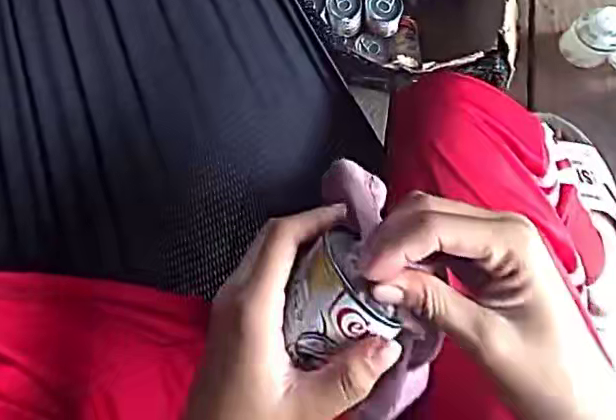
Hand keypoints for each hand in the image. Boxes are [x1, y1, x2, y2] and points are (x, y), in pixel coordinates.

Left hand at [184, 205, 401, 419]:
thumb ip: (348, 377)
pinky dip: (287, 262)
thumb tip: (388, 344)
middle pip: (271, 235)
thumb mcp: (305, 409)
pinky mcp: (228, 310)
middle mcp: (234, 289)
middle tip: (351, 234)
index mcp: (251, 304)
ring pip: (263, 248)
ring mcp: (227, 298)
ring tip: (339, 253)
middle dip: (311, 225)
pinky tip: (315, 283)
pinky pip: (259, 268)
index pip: (281, 237)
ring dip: (299, 242)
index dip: (314, 217)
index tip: (347, 215)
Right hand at [358, 193, 615, 419]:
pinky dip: (412, 254)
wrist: (590, 410)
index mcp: (512, 239)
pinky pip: (436, 240)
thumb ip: (433, 303)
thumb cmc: (554, 382)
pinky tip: (399, 276)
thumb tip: (380, 281)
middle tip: (364, 270)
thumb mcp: (489, 343)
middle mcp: (502, 225)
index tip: (367, 271)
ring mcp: (493, 237)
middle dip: (391, 237)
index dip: (394, 243)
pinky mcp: (484, 254)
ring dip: (398, 243)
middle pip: (427, 210)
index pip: (435, 223)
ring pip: (427, 220)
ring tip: (376, 274)